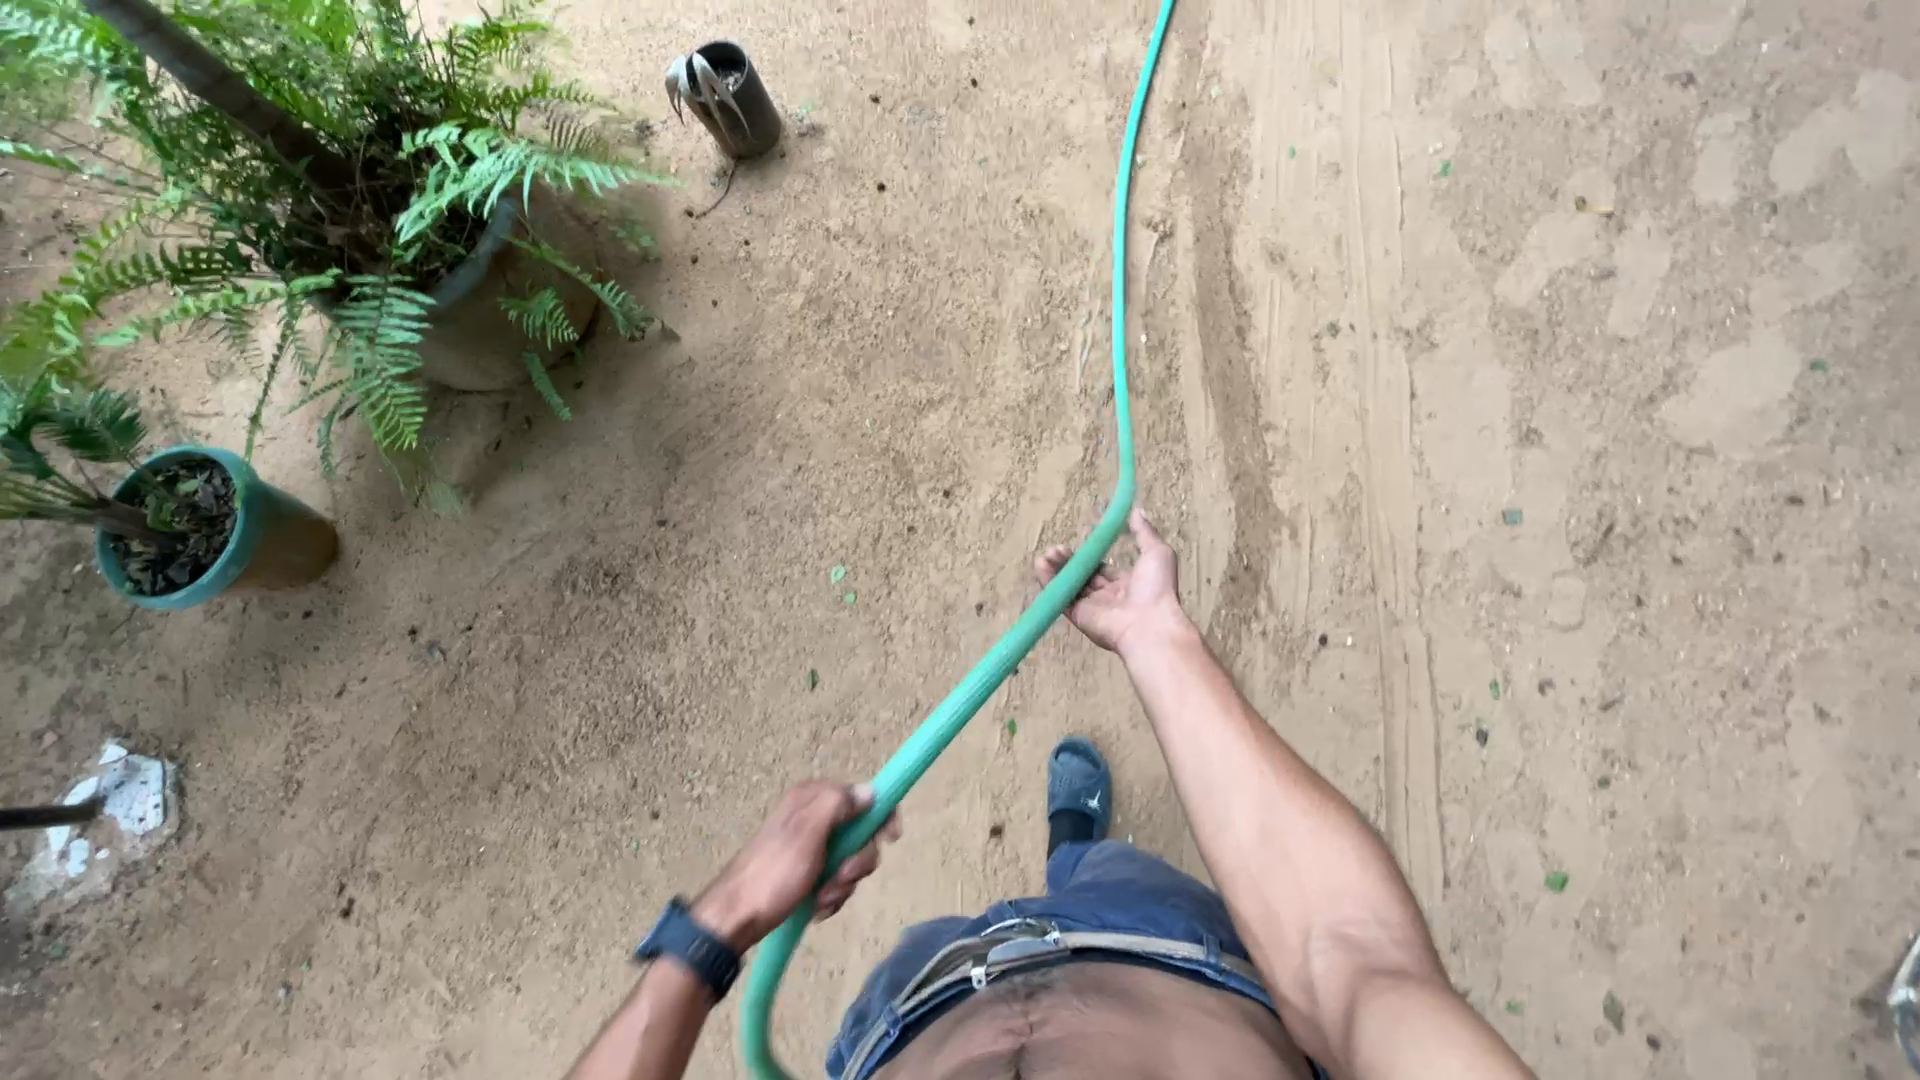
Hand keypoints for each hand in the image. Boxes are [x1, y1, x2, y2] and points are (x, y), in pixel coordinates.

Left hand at [691, 781, 900, 950]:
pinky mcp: (807, 872)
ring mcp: (811, 846)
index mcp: (814, 799)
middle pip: (863, 834)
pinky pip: (836, 881)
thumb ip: (838, 805)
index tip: (890, 839)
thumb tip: (870, 791)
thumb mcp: (807, 833)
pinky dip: (831, 897)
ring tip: (820, 898)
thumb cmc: (774, 874)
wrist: (736, 918)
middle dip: (856, 862)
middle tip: (839, 877)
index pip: (865, 796)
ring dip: (842, 885)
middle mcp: (814, 816)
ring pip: (851, 861)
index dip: (882, 816)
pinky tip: (816, 907)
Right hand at [1034, 508, 1190, 656]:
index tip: (1080, 543)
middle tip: (1057, 549)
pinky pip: (1060, 599)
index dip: (1090, 556)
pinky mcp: (1078, 616)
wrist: (1149, 624)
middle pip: (1083, 577)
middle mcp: (1108, 597)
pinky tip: (1041, 566)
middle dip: (1069, 562)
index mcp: (1127, 584)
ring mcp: (1092, 608)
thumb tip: (1136, 510)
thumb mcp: (1157, 552)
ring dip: (1056, 569)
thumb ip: (1144, 532)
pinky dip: (1049, 583)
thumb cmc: (1156, 587)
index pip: (1102, 569)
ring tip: (1047, 554)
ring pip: (1069, 586)